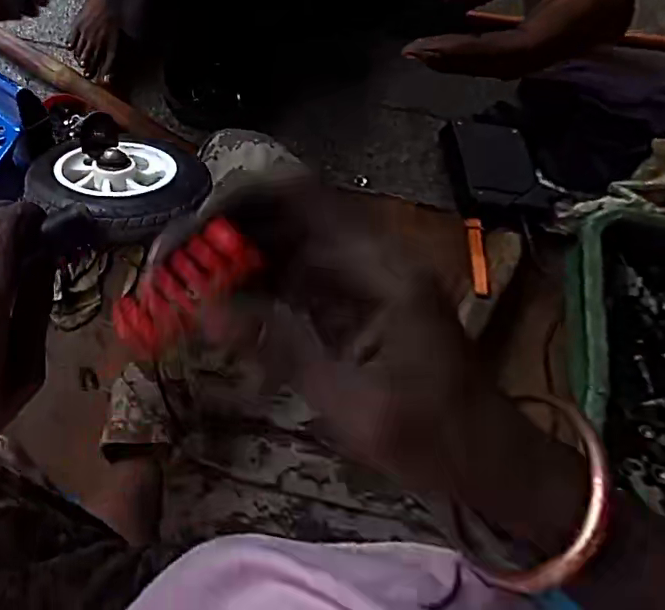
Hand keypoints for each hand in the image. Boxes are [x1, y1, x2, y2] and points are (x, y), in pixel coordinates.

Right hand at [164, 180, 490, 495]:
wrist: (491, 467)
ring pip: (273, 240)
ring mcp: (348, 273)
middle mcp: (359, 254)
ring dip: (226, 254)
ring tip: (183, 280)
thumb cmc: (435, 437)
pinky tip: (214, 302)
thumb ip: (279, 348)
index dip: (240, 202)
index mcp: (375, 263)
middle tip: (173, 260)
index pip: (299, 198)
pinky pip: (280, 271)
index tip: (192, 231)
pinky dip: (243, 281)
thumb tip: (204, 311)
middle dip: (221, 229)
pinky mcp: (336, 296)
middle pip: (278, 213)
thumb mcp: (356, 403)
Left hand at [404, 0, 664, 78]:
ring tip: (424, 55)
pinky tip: (452, 51)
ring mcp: (587, 39)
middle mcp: (595, 32)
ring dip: (471, 63)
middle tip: (414, 54)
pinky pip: (525, 55)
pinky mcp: (572, 37)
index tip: (426, 48)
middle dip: (464, 62)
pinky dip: (487, 55)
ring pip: (521, 64)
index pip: (523, 44)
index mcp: (592, 5)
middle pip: (520, 62)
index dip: (471, 52)